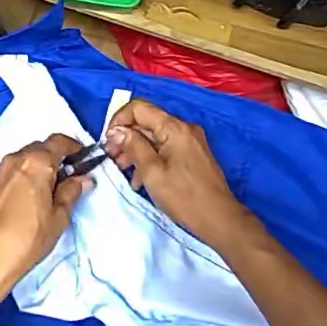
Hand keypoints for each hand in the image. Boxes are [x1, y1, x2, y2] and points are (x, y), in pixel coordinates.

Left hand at [0, 134, 89, 302]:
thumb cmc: (28, 238)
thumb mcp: (59, 217)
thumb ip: (72, 191)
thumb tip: (83, 178)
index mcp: (36, 162)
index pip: (59, 141)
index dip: (74, 147)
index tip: (82, 158)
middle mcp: (14, 159)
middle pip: (40, 148)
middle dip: (55, 158)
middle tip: (67, 178)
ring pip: (22, 159)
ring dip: (36, 167)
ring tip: (45, 191)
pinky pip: (8, 171)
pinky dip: (20, 176)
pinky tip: (24, 198)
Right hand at [105, 99, 261, 252]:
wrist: (218, 217)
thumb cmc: (183, 196)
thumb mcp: (152, 171)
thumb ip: (133, 146)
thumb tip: (118, 130)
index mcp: (175, 127)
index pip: (139, 107)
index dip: (119, 120)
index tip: (108, 141)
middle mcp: (184, 128)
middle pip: (148, 122)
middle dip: (126, 137)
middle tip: (112, 158)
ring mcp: (191, 141)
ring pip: (156, 136)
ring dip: (137, 149)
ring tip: (124, 169)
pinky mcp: (193, 154)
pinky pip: (166, 148)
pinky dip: (151, 158)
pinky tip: (141, 178)